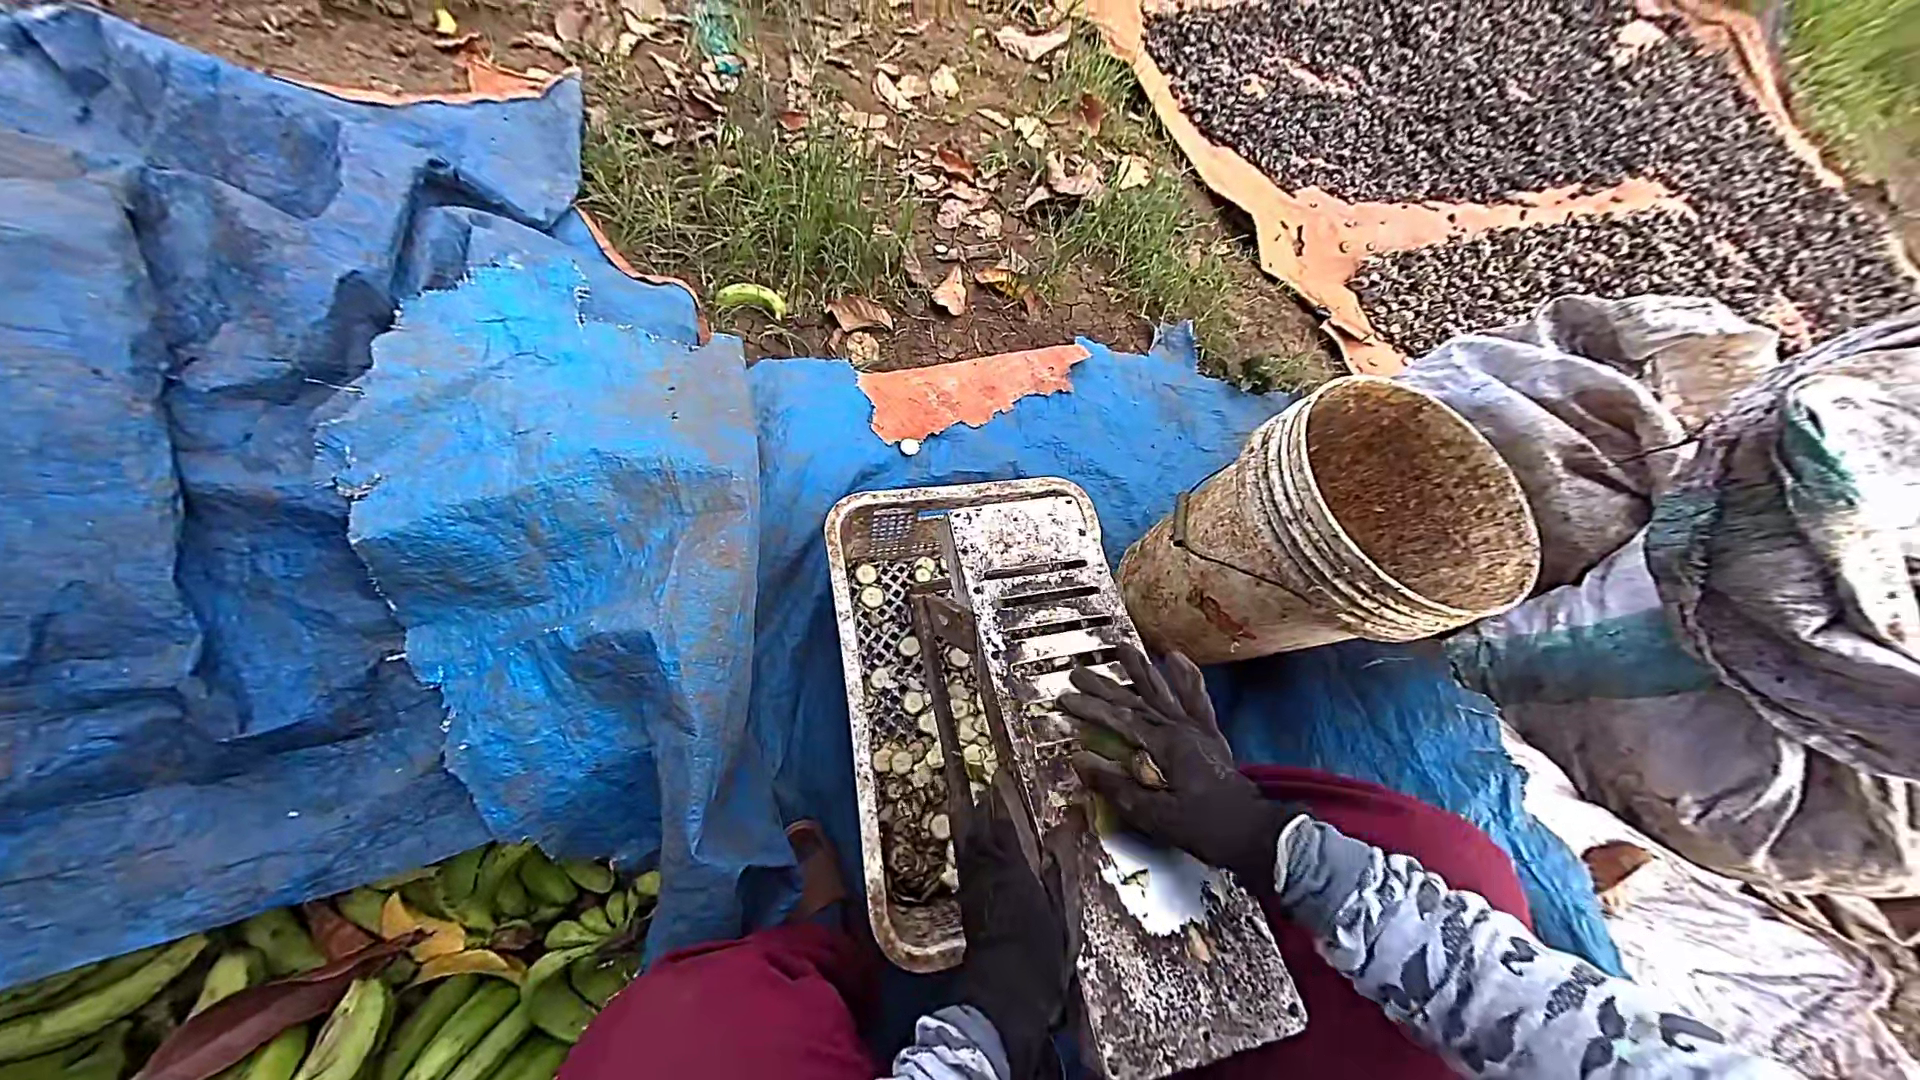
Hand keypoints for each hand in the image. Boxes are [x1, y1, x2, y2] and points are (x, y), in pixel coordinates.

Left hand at [956, 798, 1068, 1079]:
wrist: (1004, 991)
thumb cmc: (1040, 949)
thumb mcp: (1062, 904)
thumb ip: (1062, 857)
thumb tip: (1069, 820)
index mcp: (1011, 861)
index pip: (1003, 814)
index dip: (1001, 791)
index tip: (1000, 770)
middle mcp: (985, 863)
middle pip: (975, 817)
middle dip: (977, 794)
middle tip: (979, 772)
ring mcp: (970, 877)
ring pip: (963, 832)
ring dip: (964, 809)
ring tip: (966, 789)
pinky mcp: (964, 893)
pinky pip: (962, 851)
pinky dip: (963, 834)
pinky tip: (969, 832)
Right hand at [1058, 645, 1298, 895]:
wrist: (1257, 834)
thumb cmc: (1206, 827)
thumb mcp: (1154, 814)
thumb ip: (1116, 785)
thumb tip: (1080, 760)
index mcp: (1165, 745)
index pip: (1118, 721)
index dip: (1090, 709)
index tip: (1066, 700)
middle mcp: (1179, 729)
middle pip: (1134, 701)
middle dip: (1103, 687)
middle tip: (1078, 673)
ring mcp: (1195, 729)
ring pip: (1163, 691)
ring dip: (1142, 669)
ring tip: (1123, 647)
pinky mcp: (1209, 735)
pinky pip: (1197, 699)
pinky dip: (1187, 677)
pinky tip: (1177, 659)